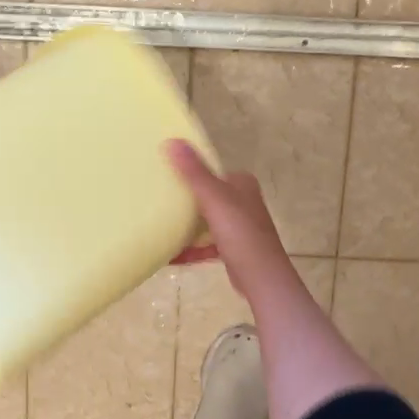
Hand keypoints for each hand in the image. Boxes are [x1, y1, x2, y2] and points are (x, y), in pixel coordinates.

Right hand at [164, 140, 302, 304]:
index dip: (189, 173)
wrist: (260, 277)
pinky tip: (171, 254)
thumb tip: (172, 141)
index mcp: (241, 184)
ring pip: (207, 221)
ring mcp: (240, 226)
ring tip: (160, 225)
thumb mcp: (214, 199)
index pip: (211, 171)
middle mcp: (243, 201)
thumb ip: (193, 172)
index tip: (163, 176)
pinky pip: (207, 244)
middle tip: (157, 201)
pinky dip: (192, 248)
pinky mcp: (234, 249)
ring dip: (187, 226)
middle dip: (185, 201)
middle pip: (207, 196)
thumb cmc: (240, 233)